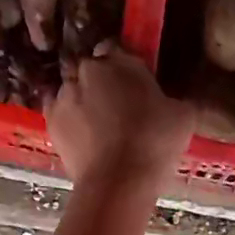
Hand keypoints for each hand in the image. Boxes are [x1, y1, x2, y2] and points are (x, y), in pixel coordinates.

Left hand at [46, 45, 194, 183]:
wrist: (119, 183)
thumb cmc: (154, 144)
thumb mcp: (184, 117)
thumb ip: (174, 100)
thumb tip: (173, 104)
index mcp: (121, 60)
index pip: (118, 51)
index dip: (125, 71)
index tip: (135, 89)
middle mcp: (88, 70)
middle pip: (93, 72)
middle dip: (102, 87)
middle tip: (119, 113)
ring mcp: (65, 95)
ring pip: (74, 93)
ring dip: (84, 105)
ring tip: (100, 133)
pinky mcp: (51, 122)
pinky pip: (60, 116)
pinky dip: (70, 124)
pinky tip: (83, 142)